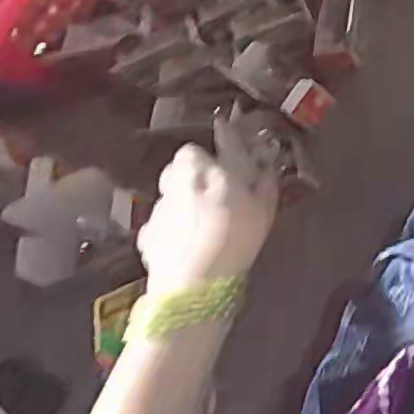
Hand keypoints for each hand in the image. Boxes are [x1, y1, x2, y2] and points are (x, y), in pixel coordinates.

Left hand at [137, 142, 278, 290]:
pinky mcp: (147, 230)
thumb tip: (266, 161)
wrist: (192, 287)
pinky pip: (163, 216)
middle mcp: (183, 179)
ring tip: (199, 212)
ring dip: (183, 191)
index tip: (227, 126)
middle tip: (215, 181)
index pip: (222, 138)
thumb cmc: (236, 242)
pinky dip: (172, 221)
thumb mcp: (264, 209)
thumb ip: (265, 179)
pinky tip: (186, 238)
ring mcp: (161, 205)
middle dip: (198, 165)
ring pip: (171, 186)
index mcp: (214, 168)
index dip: (227, 132)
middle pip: (187, 159)